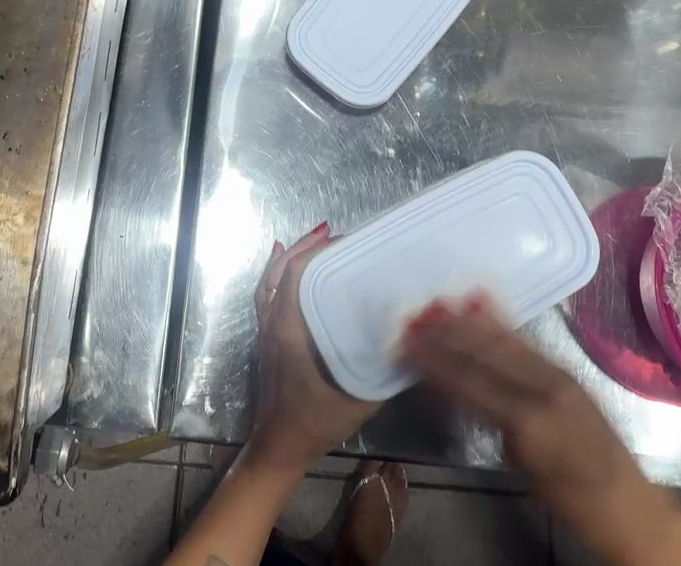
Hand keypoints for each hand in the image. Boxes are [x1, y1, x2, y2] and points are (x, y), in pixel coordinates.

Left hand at [243, 224, 379, 475]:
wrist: (279, 446)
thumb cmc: (316, 422)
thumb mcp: (358, 398)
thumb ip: (384, 370)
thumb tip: (413, 338)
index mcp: (290, 332)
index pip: (296, 278)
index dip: (316, 254)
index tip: (344, 241)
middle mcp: (274, 323)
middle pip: (282, 272)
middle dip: (308, 248)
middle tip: (338, 234)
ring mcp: (266, 330)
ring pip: (271, 281)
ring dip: (292, 256)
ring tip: (318, 238)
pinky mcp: (267, 337)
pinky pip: (267, 294)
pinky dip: (276, 272)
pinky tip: (284, 258)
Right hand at [401, 295, 637, 495]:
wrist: (629, 503)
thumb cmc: (569, 501)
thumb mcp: (519, 465)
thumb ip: (489, 421)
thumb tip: (455, 389)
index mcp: (527, 419)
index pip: (469, 380)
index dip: (434, 359)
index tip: (405, 343)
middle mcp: (542, 387)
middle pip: (484, 352)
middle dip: (446, 334)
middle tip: (413, 318)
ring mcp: (557, 374)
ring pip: (504, 339)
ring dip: (468, 321)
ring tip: (439, 304)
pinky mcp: (566, 371)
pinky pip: (524, 340)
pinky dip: (498, 321)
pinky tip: (481, 304)